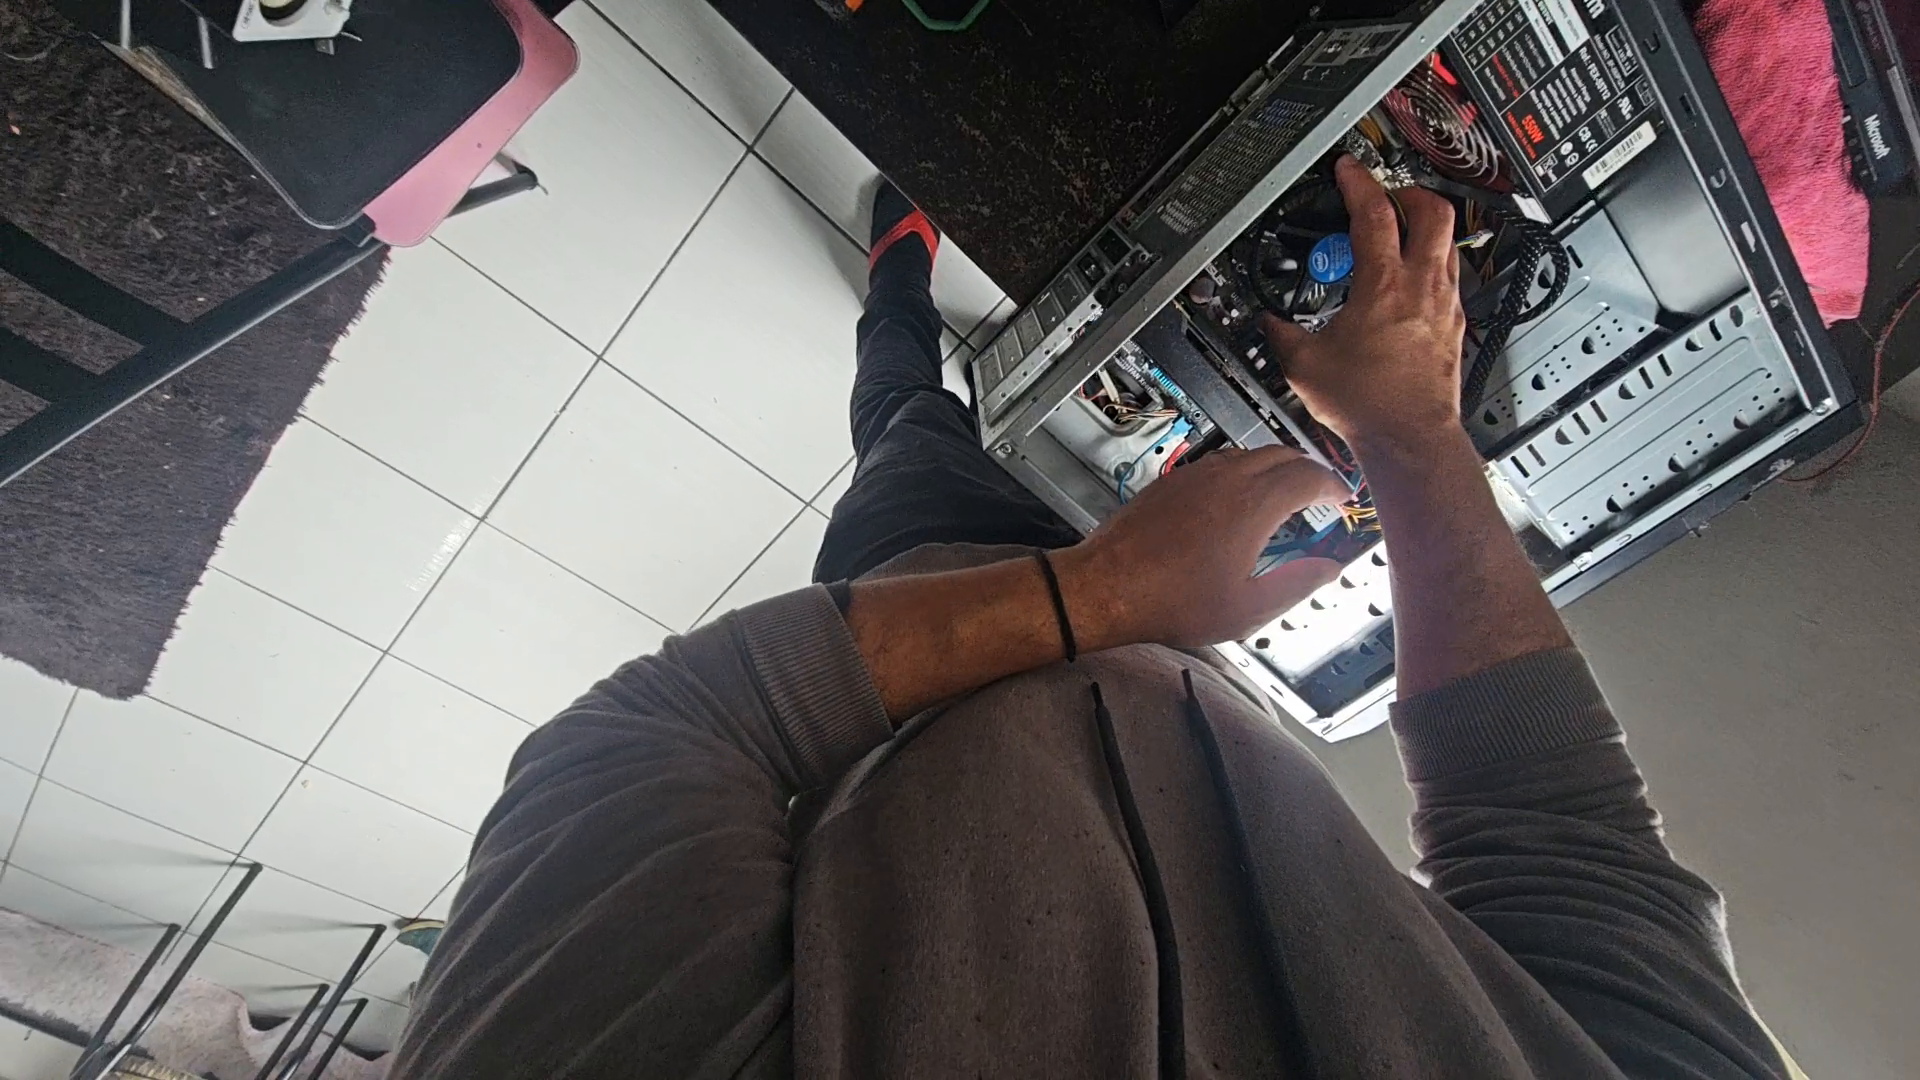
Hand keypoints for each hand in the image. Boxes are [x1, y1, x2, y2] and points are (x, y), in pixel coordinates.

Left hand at [1050, 446, 1346, 647]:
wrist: (1106, 587)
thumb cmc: (1171, 602)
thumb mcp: (1247, 608)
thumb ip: (1297, 584)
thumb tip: (1328, 568)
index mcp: (1253, 504)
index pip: (1309, 476)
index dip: (1333, 486)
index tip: (1342, 500)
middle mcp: (1225, 479)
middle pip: (1282, 454)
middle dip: (1308, 470)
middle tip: (1319, 494)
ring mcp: (1194, 476)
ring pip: (1247, 453)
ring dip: (1273, 467)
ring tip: (1282, 494)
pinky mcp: (1170, 482)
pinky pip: (1216, 462)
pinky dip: (1240, 470)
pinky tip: (1236, 497)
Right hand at [1259, 156, 1465, 447]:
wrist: (1407, 434)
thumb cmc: (1365, 403)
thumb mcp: (1304, 365)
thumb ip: (1284, 335)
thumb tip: (1270, 323)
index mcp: (1382, 287)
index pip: (1374, 214)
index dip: (1359, 183)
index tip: (1350, 169)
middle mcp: (1421, 287)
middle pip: (1432, 210)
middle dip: (1407, 193)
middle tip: (1386, 197)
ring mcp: (1444, 304)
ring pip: (1449, 240)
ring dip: (1425, 226)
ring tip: (1398, 236)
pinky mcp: (1453, 325)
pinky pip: (1451, 276)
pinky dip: (1432, 264)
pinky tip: (1409, 283)